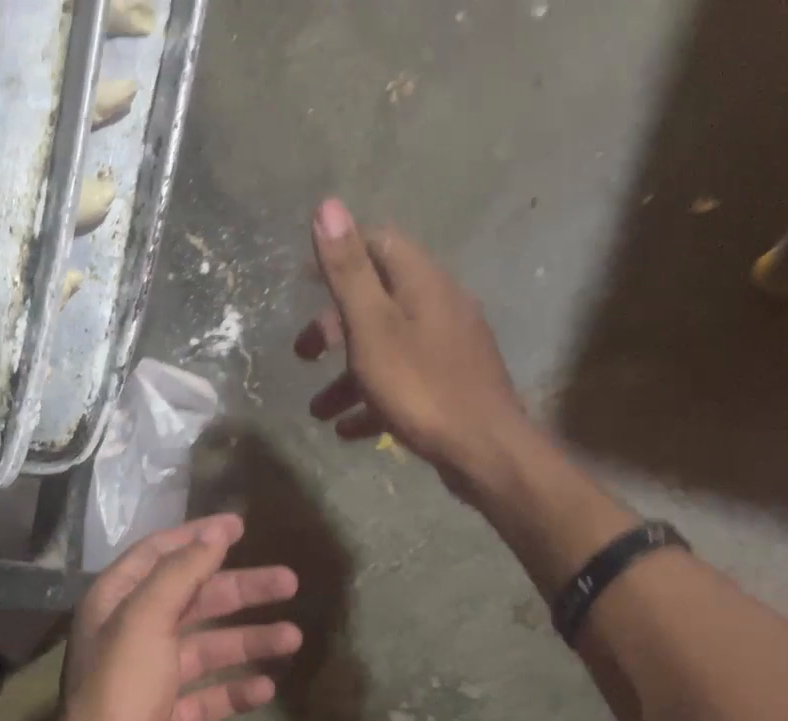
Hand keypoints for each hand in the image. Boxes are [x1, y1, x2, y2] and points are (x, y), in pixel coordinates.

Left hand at [46, 514, 300, 720]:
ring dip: (247, 640)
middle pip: (190, 600)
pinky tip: (267, 689)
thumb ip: (180, 573)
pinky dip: (235, 689)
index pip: (156, 555)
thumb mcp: (147, 620)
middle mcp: (128, 636)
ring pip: (205, 648)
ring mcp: (148, 680)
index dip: (197, 538)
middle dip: (238, 590)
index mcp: (114, 604)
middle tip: (289, 582)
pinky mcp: (167, 720)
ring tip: (293, 637)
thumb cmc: (123, 691)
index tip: (241, 527)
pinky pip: (207, 696)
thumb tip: (213, 536)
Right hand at [295, 198, 537, 495]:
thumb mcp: (372, 328)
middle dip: (335, 327)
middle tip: (304, 355)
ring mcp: (449, 348)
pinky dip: (372, 398)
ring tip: (318, 411)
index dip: (341, 253)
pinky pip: (403, 381)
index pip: (381, 244)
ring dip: (347, 375)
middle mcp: (441, 307)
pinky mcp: (451, 384)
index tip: (303, 278)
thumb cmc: (421, 386)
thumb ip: (348, 272)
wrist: (484, 449)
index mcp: (423, 284)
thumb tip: (328, 205)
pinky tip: (349, 429)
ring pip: (387, 348)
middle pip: (379, 301)